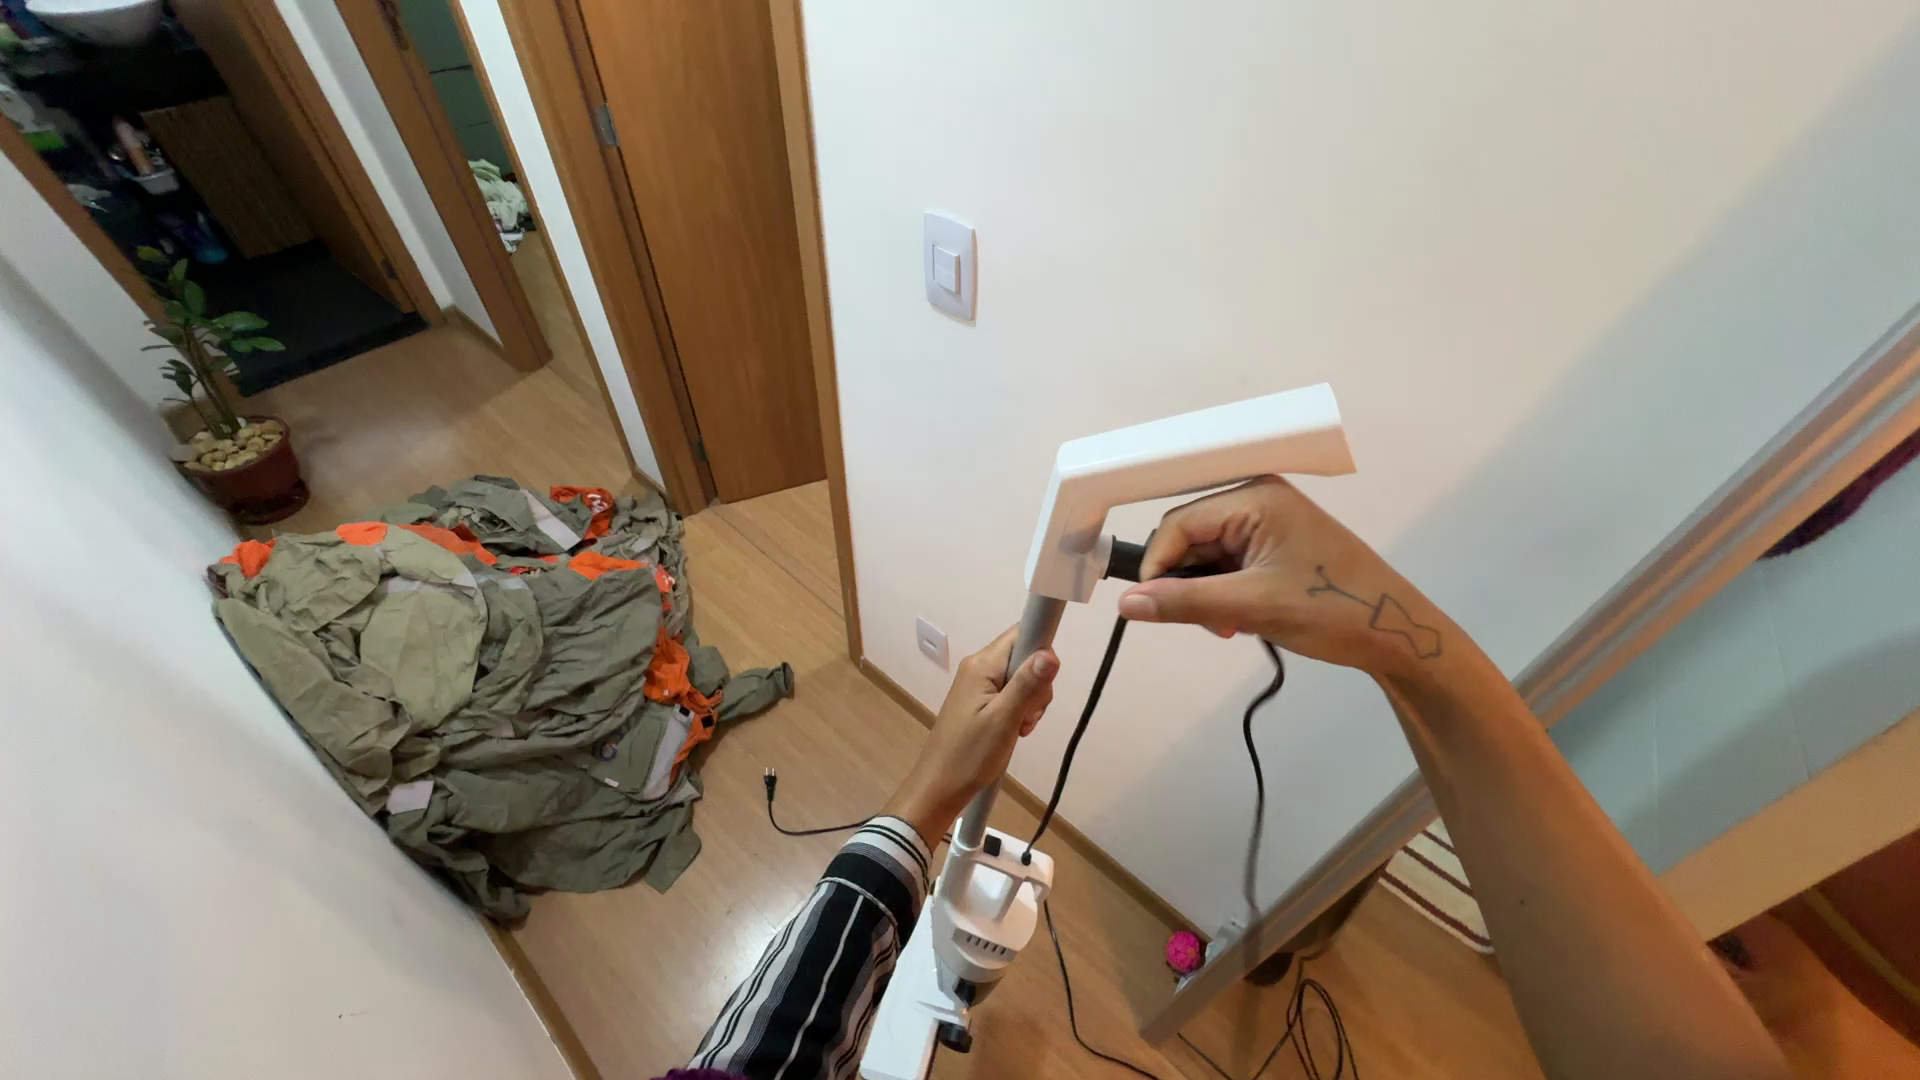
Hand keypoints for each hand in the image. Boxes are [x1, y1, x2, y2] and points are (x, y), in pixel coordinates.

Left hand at [882, 625, 1058, 845]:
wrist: (940, 786)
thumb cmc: (970, 755)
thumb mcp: (1003, 720)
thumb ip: (1027, 685)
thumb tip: (1051, 653)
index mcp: (982, 664)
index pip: (1023, 632)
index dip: (1042, 649)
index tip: (1045, 680)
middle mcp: (980, 666)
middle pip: (1025, 656)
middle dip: (1037, 685)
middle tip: (1027, 715)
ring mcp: (980, 684)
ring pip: (1023, 678)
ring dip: (1031, 702)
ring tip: (1019, 728)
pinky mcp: (982, 700)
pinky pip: (1012, 694)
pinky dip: (1021, 711)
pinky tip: (1015, 731)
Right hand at [1117, 476, 1452, 678]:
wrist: (1400, 635)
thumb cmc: (1333, 611)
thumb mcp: (1251, 607)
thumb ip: (1183, 603)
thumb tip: (1126, 605)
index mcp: (1254, 498)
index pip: (1178, 524)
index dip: (1158, 566)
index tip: (1152, 607)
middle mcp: (1257, 502)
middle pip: (1190, 540)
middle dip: (1186, 585)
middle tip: (1206, 624)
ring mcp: (1267, 524)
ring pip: (1206, 557)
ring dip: (1205, 595)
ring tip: (1228, 627)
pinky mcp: (1274, 546)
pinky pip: (1226, 566)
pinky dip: (1223, 595)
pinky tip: (1238, 621)